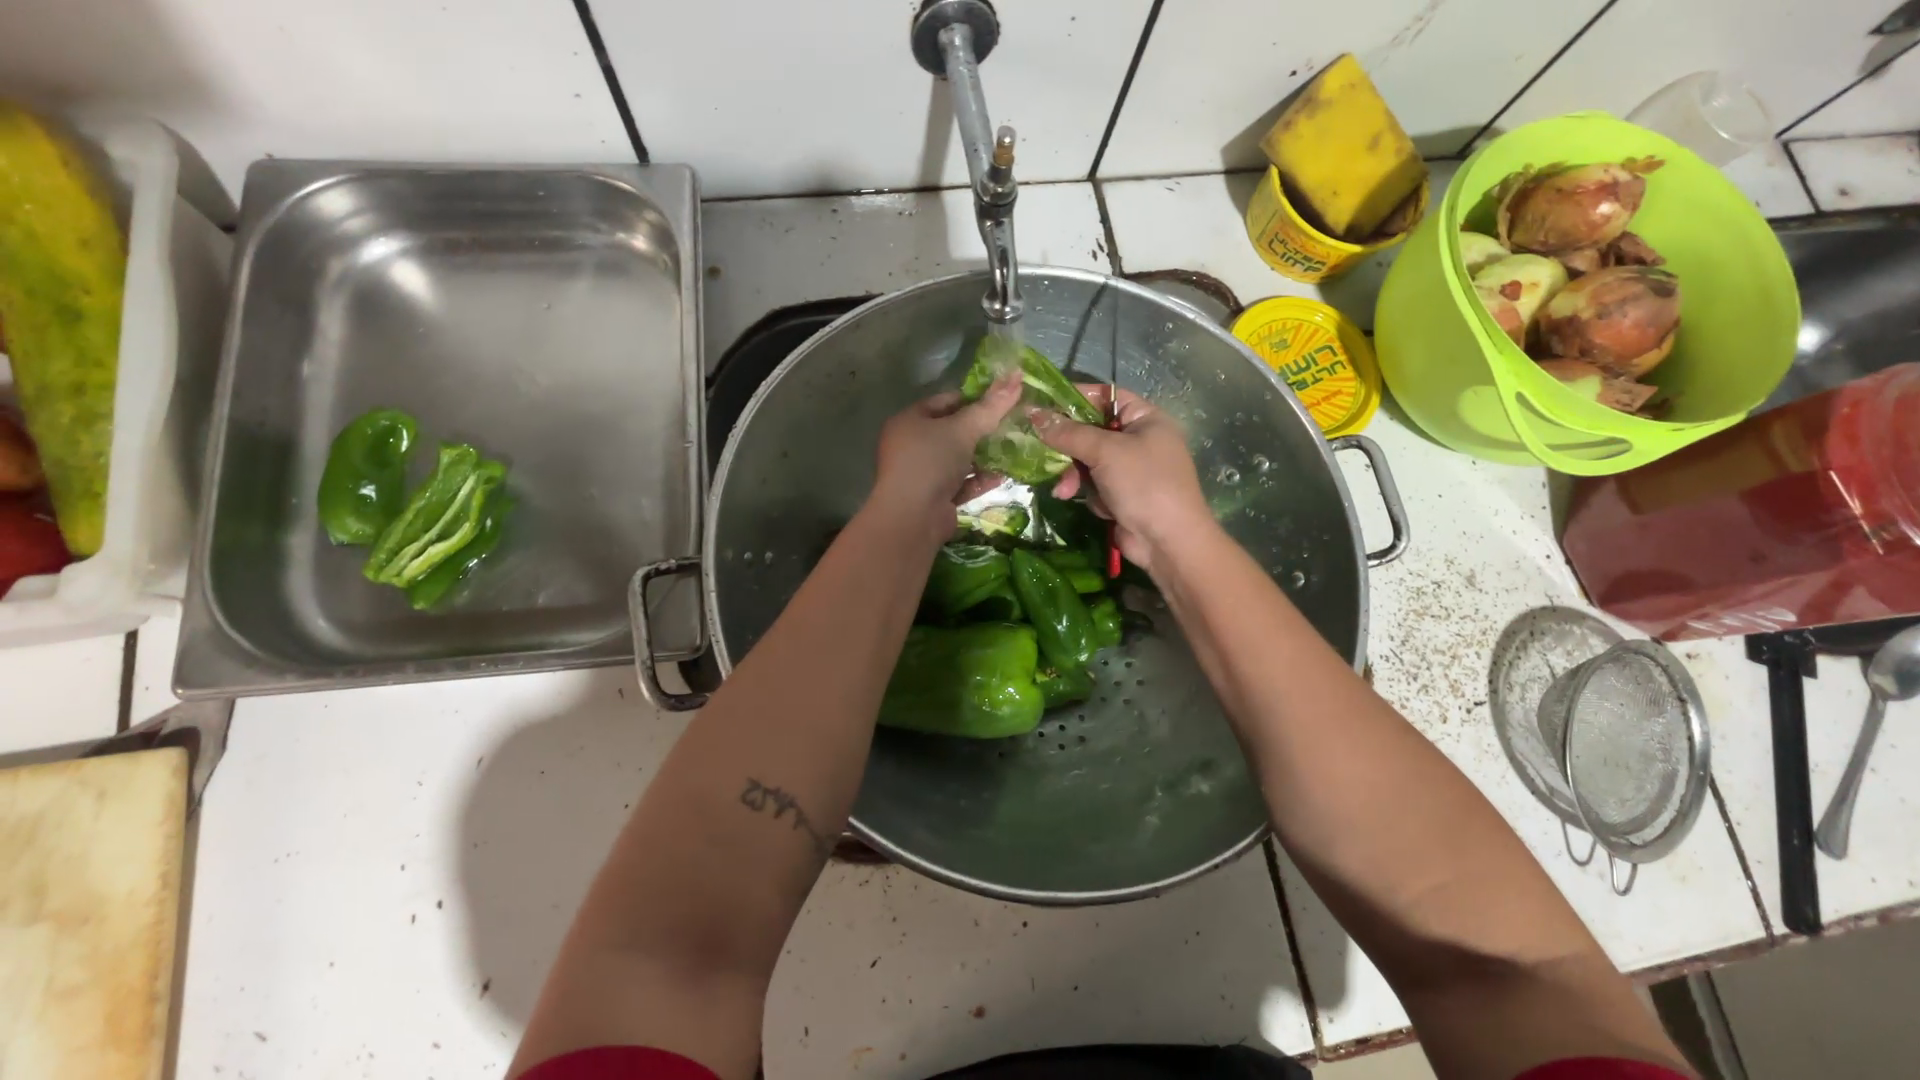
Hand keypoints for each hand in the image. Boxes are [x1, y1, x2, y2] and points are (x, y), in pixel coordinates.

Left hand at [868, 374, 1022, 542]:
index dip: (973, 399)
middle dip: (981, 431)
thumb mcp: (963, 429)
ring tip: (1013, 450)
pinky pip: (960, 484)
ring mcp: (922, 474)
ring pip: (958, 460)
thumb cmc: (931, 461)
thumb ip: (991, 406)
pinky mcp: (934, 498)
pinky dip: (979, 479)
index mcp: (909, 421)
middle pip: (952, 432)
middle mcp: (912, 446)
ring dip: (983, 457)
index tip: (1000, 402)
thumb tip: (1017, 376)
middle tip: (1011, 426)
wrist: (912, 517)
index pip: (944, 402)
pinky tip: (1002, 476)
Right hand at [1029, 385, 1212, 572]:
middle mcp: (1139, 440)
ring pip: (1088, 461)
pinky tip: (1083, 503)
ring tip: (1064, 490)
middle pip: (1091, 431)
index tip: (1042, 405)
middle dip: (1070, 447)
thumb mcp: (1105, 452)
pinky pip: (1094, 484)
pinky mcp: (1122, 494)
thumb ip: (1069, 433)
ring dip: (1075, 475)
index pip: (1105, 397)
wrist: (1168, 541)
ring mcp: (1131, 469)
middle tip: (1044, 451)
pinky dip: (1088, 492)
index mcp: (1145, 418)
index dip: (1074, 398)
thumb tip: (1035, 414)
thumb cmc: (1144, 484)